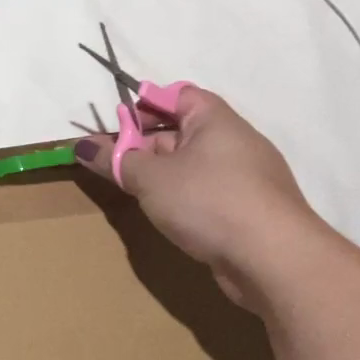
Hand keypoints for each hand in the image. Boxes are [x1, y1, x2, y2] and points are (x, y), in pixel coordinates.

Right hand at [75, 87, 329, 309]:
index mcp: (217, 124)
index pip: (181, 96)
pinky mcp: (250, 210)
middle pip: (182, 130)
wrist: (277, 263)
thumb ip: (113, 159)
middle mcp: (237, 145)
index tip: (119, 126)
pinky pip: (207, 190)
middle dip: (144, 143)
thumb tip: (82, 146)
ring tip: (133, 190)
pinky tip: (165, 213)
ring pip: (192, 164)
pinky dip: (182, 196)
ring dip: (161, 173)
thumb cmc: (208, 202)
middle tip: (113, 161)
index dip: (147, 104)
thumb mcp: (147, 177)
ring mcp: (248, 179)